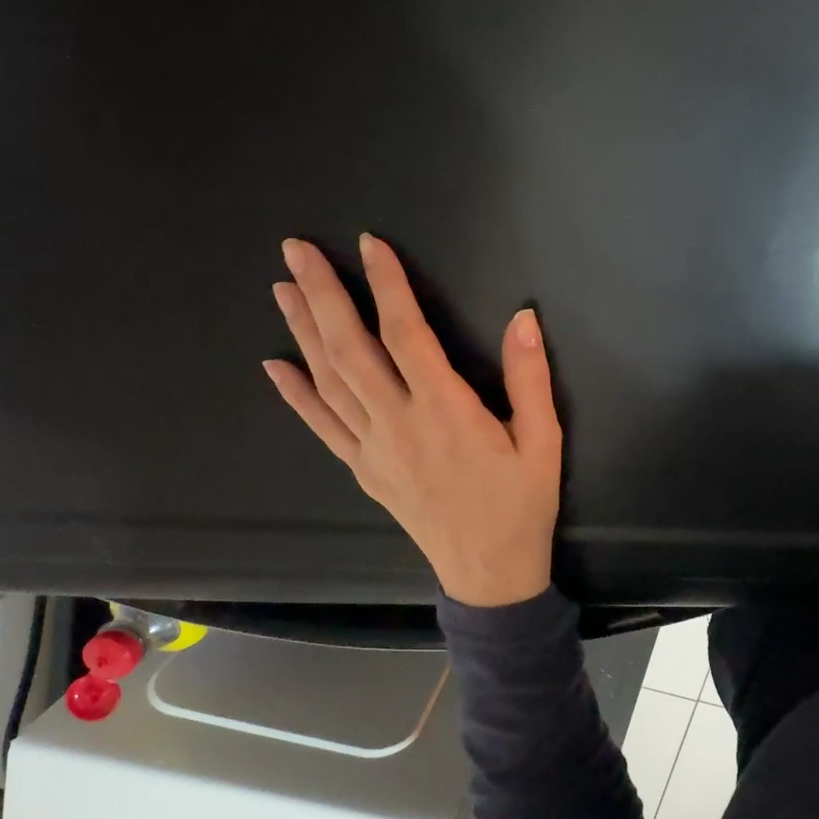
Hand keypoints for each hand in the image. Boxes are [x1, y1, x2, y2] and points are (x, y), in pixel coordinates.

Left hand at [263, 235, 562, 607]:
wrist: (489, 573)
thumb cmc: (521, 502)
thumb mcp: (543, 439)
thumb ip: (530, 377)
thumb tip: (523, 317)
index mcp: (445, 411)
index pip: (406, 334)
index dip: (387, 286)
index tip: (371, 245)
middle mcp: (398, 424)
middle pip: (350, 349)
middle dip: (323, 295)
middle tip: (296, 250)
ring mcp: (372, 449)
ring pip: (328, 381)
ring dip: (303, 332)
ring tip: (283, 288)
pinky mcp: (362, 470)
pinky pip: (321, 426)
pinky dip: (296, 394)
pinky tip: (275, 365)